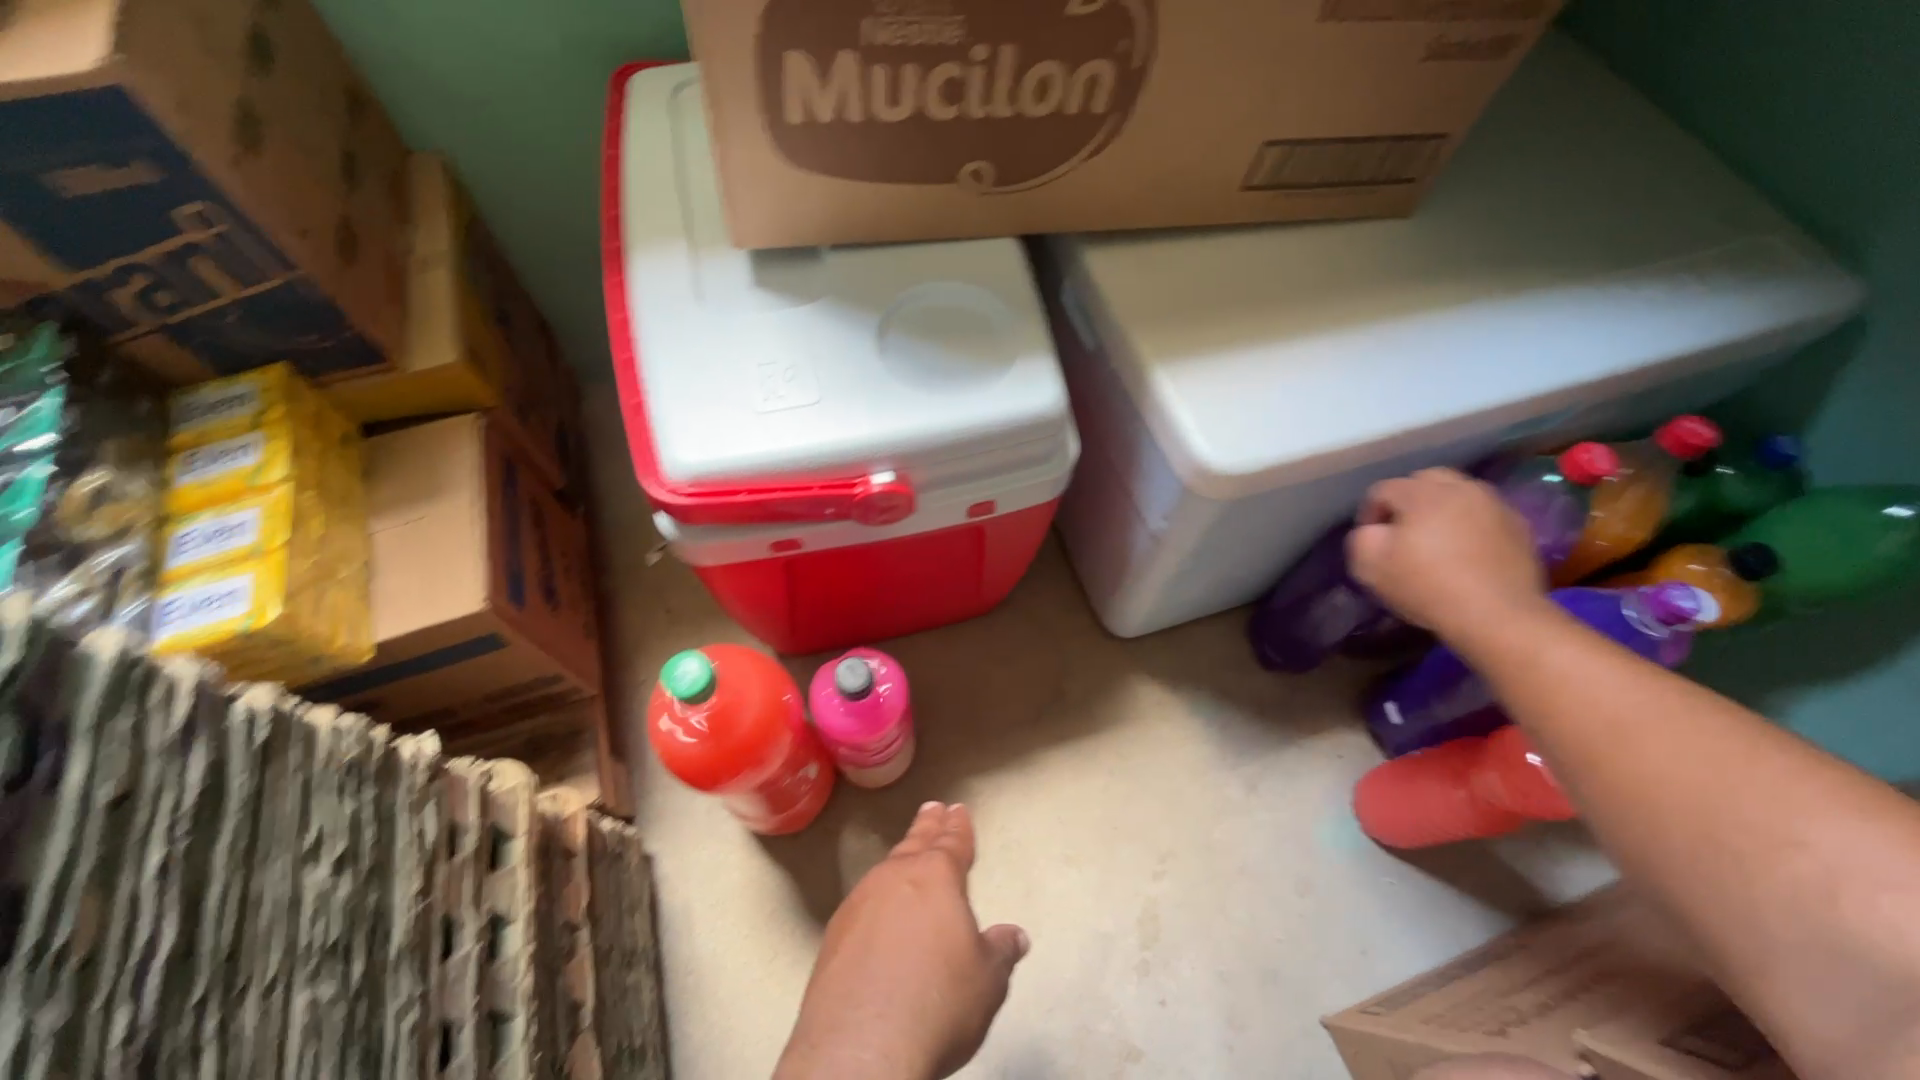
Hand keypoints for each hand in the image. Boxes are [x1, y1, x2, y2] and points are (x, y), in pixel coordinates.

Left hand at [775, 802, 1028, 1079]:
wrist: (861, 1047)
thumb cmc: (938, 1003)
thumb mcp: (987, 981)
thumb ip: (999, 952)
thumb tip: (1014, 935)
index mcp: (935, 880)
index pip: (951, 845)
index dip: (958, 829)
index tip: (958, 811)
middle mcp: (893, 882)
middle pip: (914, 846)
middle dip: (927, 828)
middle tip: (933, 808)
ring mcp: (858, 907)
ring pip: (885, 873)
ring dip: (900, 860)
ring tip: (908, 856)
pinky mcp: (833, 939)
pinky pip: (863, 905)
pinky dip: (877, 899)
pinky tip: (878, 911)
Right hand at [1347, 468, 1548, 640]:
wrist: (1497, 616)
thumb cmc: (1428, 588)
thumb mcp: (1371, 567)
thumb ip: (1361, 537)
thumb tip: (1373, 530)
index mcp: (1423, 493)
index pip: (1383, 490)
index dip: (1370, 514)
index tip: (1372, 542)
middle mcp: (1461, 488)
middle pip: (1425, 480)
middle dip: (1408, 502)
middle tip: (1404, 533)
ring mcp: (1495, 505)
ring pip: (1459, 494)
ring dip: (1442, 510)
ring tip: (1438, 540)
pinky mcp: (1519, 526)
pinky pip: (1485, 514)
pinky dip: (1471, 524)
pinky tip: (1467, 552)